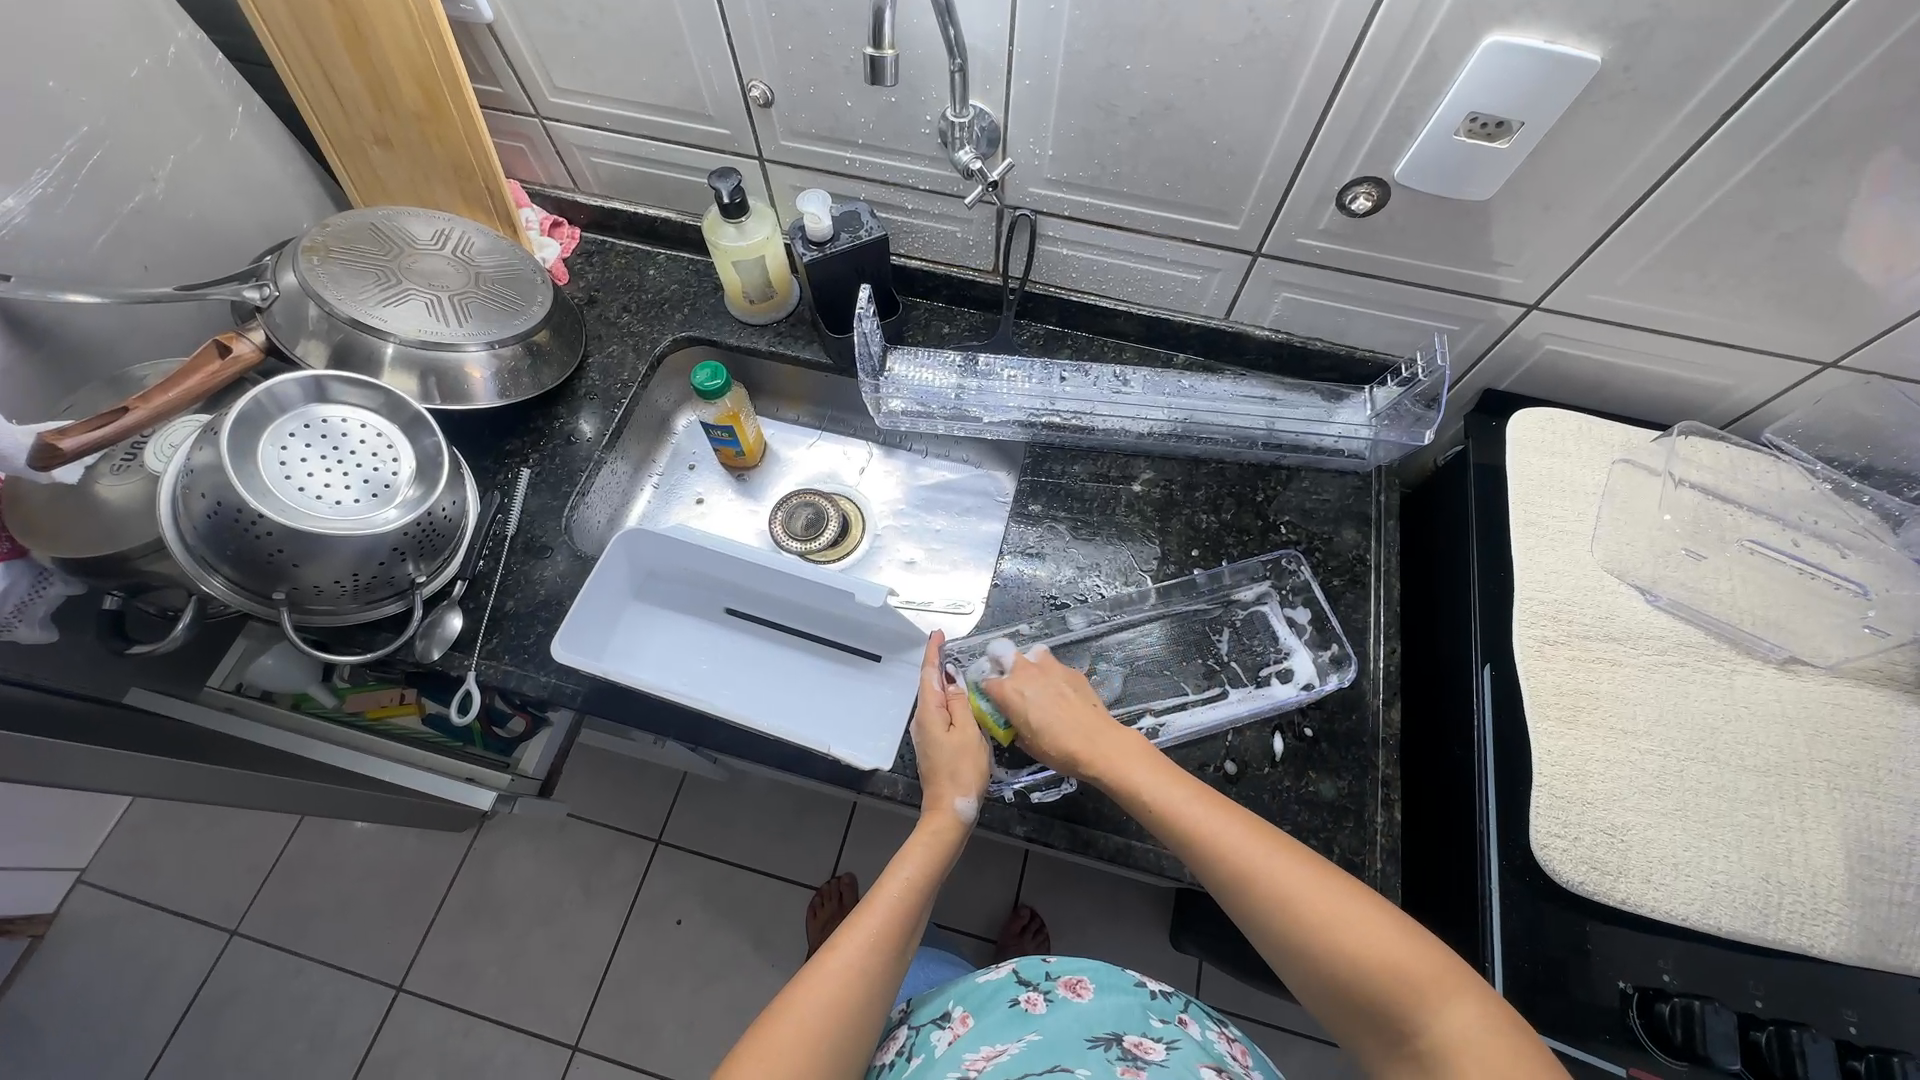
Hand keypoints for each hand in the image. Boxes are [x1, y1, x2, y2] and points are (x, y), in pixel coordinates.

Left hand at [912, 631, 989, 827]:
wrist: (951, 810)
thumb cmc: (962, 771)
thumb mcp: (968, 732)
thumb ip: (960, 703)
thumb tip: (952, 678)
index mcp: (929, 713)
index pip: (929, 674)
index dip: (933, 652)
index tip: (938, 634)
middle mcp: (922, 720)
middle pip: (929, 684)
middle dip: (938, 663)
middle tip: (950, 644)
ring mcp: (926, 733)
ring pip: (934, 699)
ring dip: (943, 680)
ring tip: (956, 665)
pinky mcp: (933, 744)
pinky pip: (939, 712)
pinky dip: (947, 698)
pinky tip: (959, 698)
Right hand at [979, 644, 1143, 782]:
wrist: (1097, 743)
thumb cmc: (1056, 749)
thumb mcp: (1024, 742)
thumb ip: (1012, 722)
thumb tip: (1013, 717)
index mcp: (1007, 690)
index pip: (984, 681)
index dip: (987, 689)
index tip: (993, 698)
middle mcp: (1024, 671)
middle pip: (1002, 652)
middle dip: (1002, 663)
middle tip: (1012, 681)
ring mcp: (1049, 666)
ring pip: (1032, 653)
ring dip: (1031, 664)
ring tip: (1039, 681)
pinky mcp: (1071, 669)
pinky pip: (1055, 666)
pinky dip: (1054, 674)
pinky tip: (1063, 692)